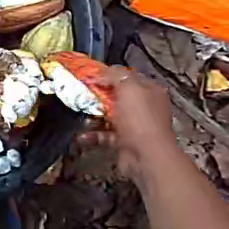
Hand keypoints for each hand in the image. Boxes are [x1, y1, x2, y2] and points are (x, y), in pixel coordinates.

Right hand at [84, 66, 176, 180]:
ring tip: (79, 113)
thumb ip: (115, 75)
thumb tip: (101, 72)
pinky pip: (106, 135)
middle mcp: (144, 107)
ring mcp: (135, 126)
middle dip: (99, 95)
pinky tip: (81, 136)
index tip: (91, 75)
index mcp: (150, 90)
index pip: (129, 76)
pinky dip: (93, 135)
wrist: (146, 156)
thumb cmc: (140, 118)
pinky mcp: (125, 142)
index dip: (111, 74)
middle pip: (118, 96)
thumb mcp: (129, 88)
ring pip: (110, 116)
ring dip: (94, 115)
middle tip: (80, 92)